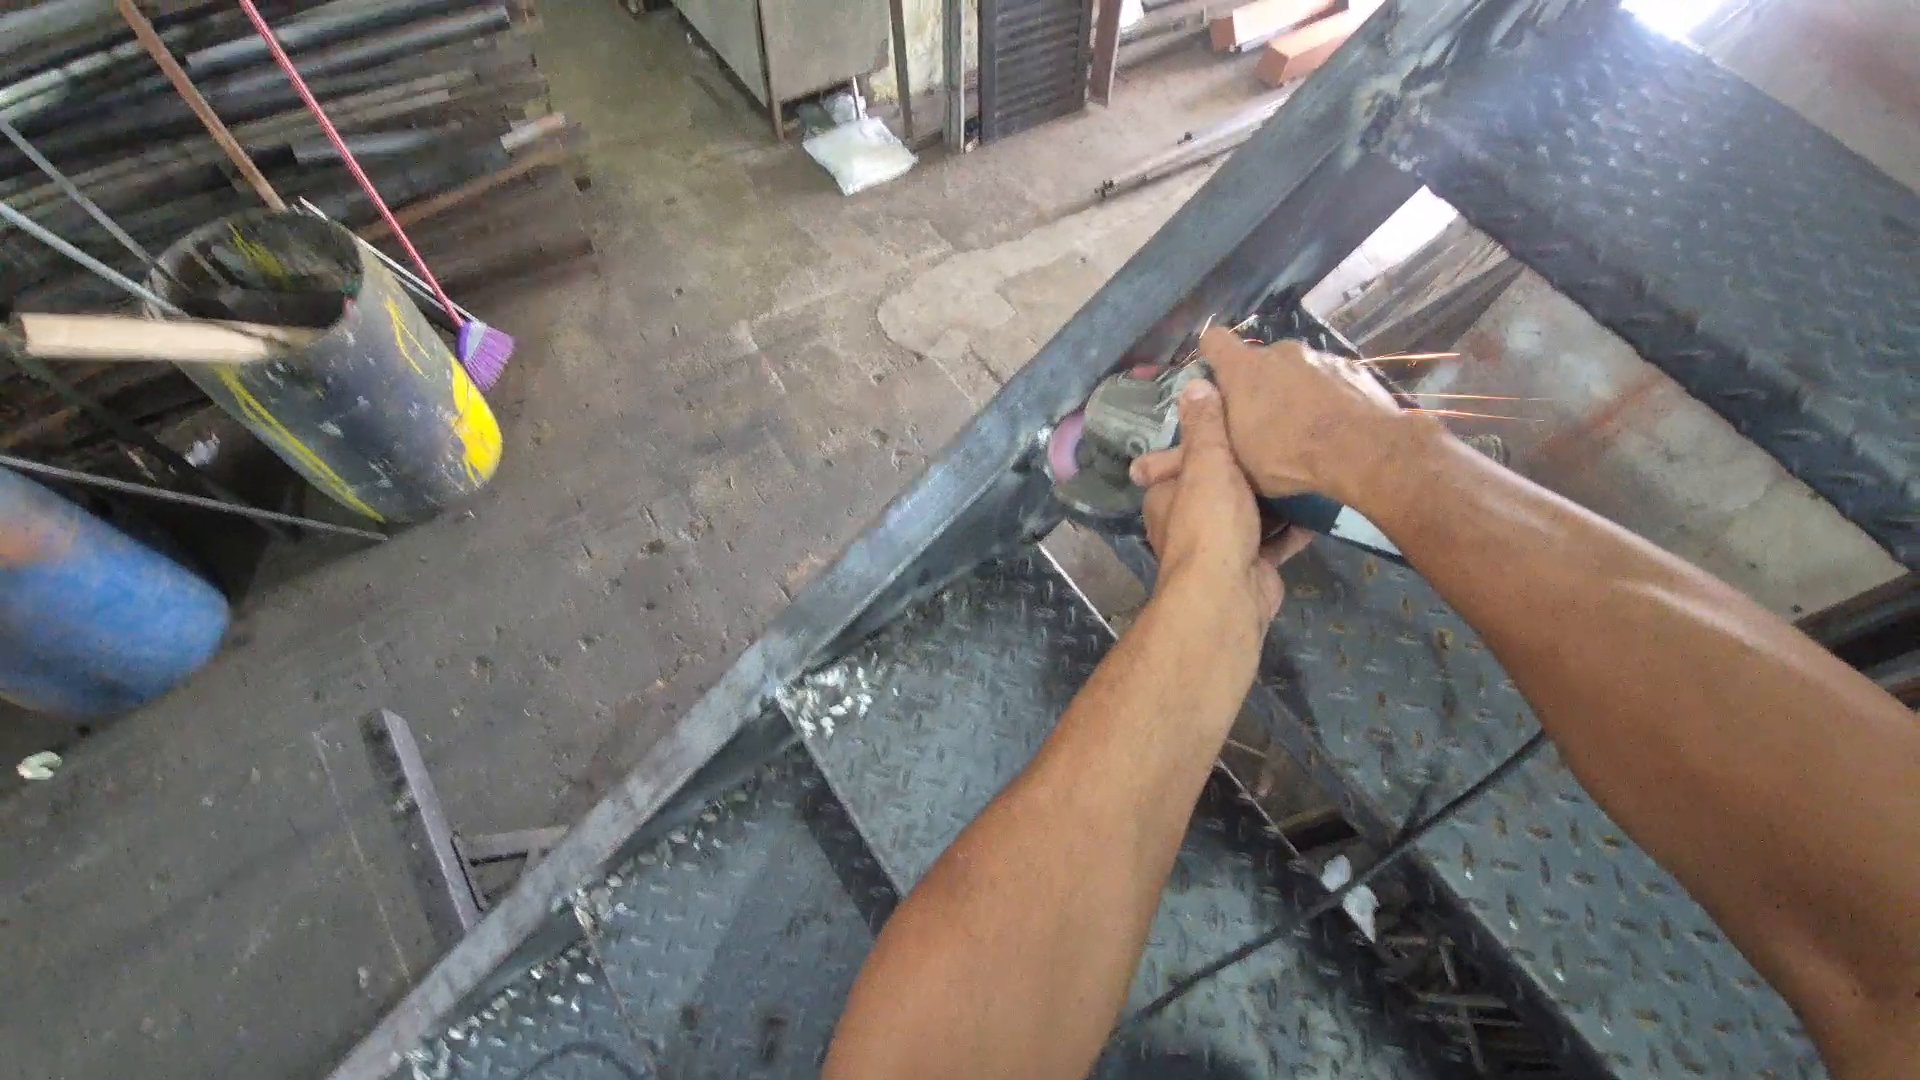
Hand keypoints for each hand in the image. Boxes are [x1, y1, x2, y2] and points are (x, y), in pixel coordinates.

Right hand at [1135, 328, 1404, 504]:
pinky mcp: (1354, 371)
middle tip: (1255, 426)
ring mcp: (1320, 358)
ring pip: (1295, 373)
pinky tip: (1330, 430)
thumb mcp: (1226, 463)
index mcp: (1243, 369)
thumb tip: (1136, 470)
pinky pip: (1329, 382)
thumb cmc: (1284, 454)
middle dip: (1254, 387)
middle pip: (1257, 362)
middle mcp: (1280, 352)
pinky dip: (1325, 400)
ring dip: (1291, 394)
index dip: (1209, 355)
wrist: (1362, 452)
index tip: (1211, 377)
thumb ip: (1181, 460)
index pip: (1214, 340)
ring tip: (1298, 433)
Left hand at [1136, 378, 1310, 628]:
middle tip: (1283, 440)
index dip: (1211, 441)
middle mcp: (1188, 521)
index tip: (1243, 420)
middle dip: (1249, 470)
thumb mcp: (1207, 462)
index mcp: (1167, 496)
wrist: (1229, 592)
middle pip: (1222, 486)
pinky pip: (1276, 539)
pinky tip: (1320, 506)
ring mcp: (1221, 546)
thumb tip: (1194, 385)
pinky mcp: (1253, 565)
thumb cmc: (1211, 521)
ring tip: (1307, 467)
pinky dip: (1294, 527)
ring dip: (1275, 498)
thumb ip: (1204, 425)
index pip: (1185, 460)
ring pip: (1251, 513)